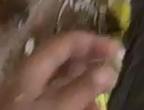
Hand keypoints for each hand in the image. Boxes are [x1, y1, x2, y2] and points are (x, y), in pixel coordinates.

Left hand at [0, 31, 123, 109]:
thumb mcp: (54, 109)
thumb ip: (81, 89)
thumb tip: (110, 68)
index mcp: (30, 70)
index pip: (65, 42)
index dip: (93, 41)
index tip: (119, 50)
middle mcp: (26, 81)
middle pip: (62, 62)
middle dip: (90, 64)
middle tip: (114, 71)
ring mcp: (24, 102)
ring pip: (59, 86)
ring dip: (84, 88)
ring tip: (102, 100)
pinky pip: (54, 104)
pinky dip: (73, 104)